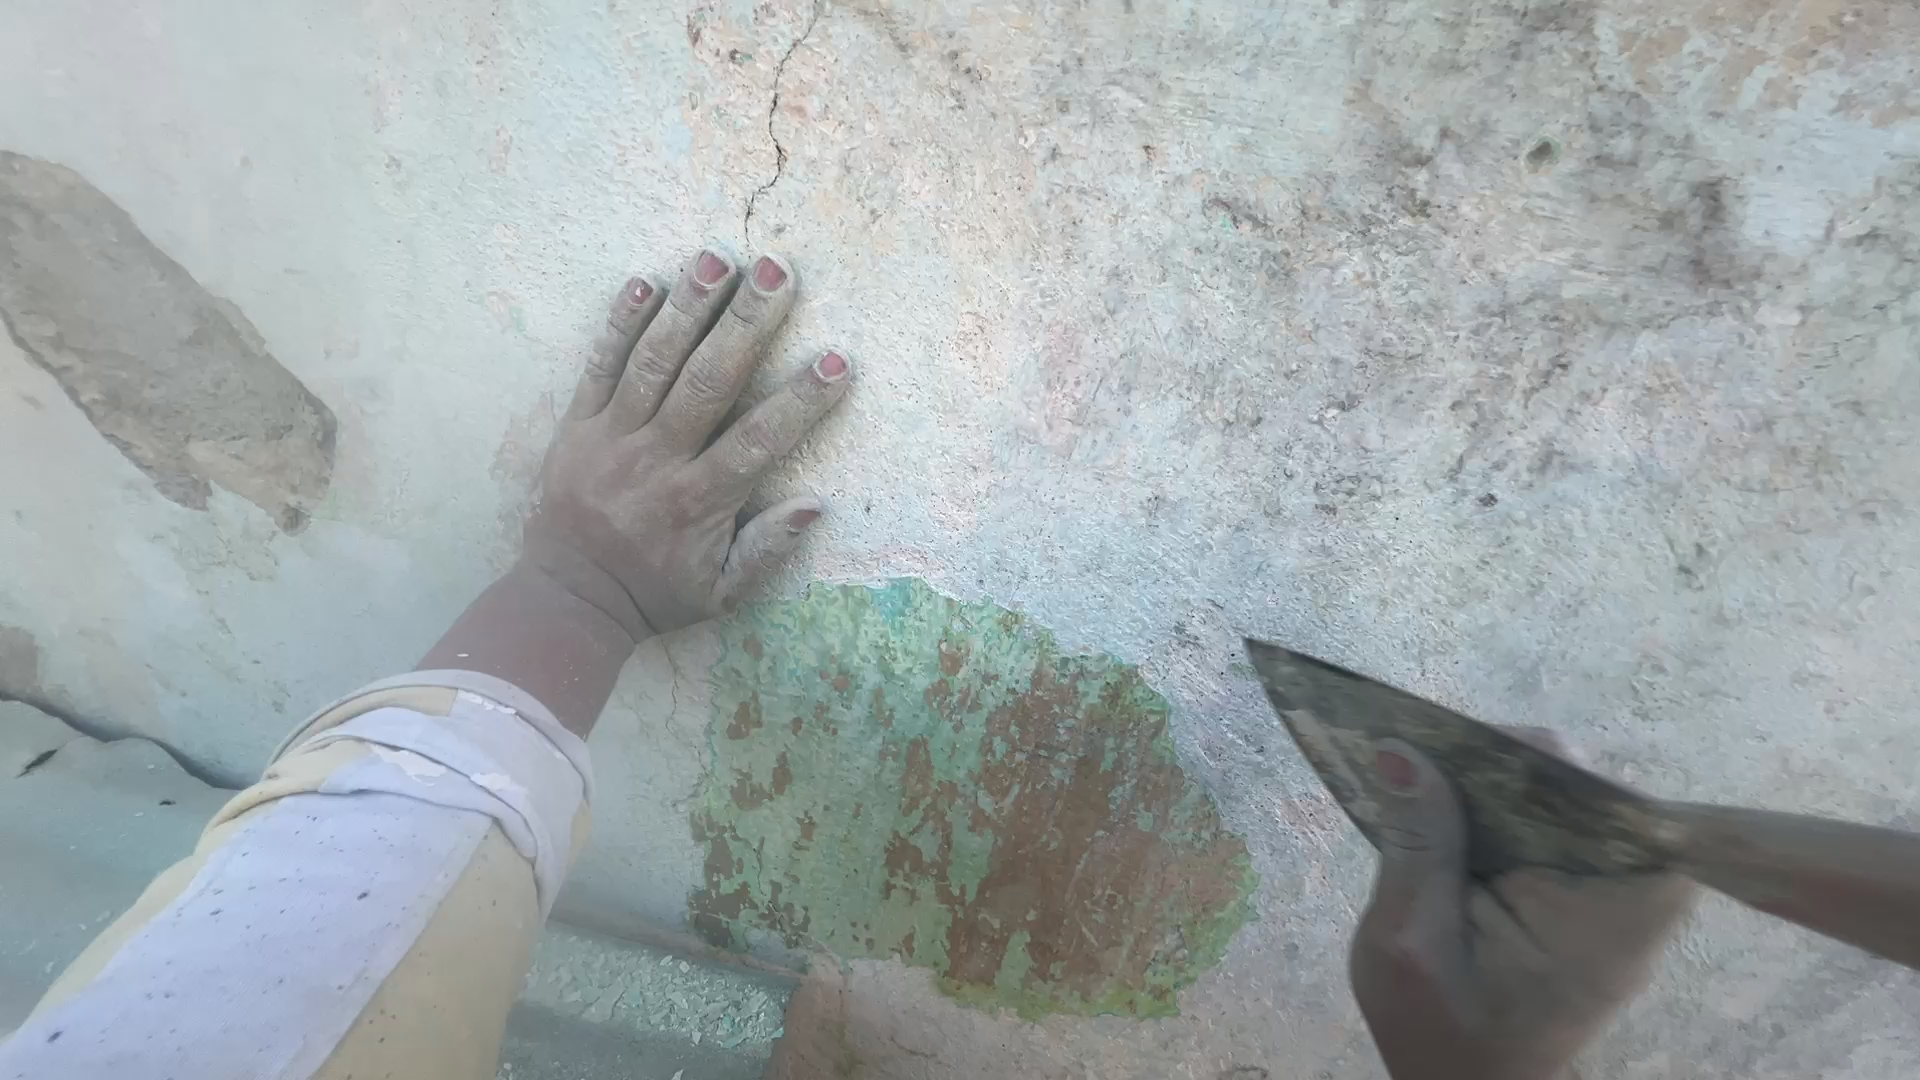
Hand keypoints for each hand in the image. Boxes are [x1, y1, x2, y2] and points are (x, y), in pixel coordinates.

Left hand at [525, 249, 851, 640]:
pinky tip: (645, 282)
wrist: (568, 598)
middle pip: (707, 381)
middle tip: (777, 273)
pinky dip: (619, 323)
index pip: (759, 439)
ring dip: (687, 308)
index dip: (801, 399)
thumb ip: (767, 549)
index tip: (836, 361)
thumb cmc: (656, 594)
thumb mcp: (723, 592)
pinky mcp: (575, 426)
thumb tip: (816, 504)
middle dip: (746, 324)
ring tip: (717, 258)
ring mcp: (611, 438)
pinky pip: (598, 367)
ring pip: (653, 362)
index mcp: (698, 501)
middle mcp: (657, 460)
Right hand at [1350, 732, 1694, 1079]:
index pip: (1604, 804)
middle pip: (1579, 790)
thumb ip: (1416, 843)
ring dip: (1484, 778)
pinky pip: (1537, 822)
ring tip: (1417, 772)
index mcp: (1601, 917)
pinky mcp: (1568, 893)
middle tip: (1417, 756)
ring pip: (1555, 800)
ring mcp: (1597, 895)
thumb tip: (1401, 749)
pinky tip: (1434, 801)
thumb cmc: (1435, 1028)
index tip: (1448, 747)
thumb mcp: (1406, 937)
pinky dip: (1483, 801)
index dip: (1533, 760)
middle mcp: (1621, 898)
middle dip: (1495, 760)